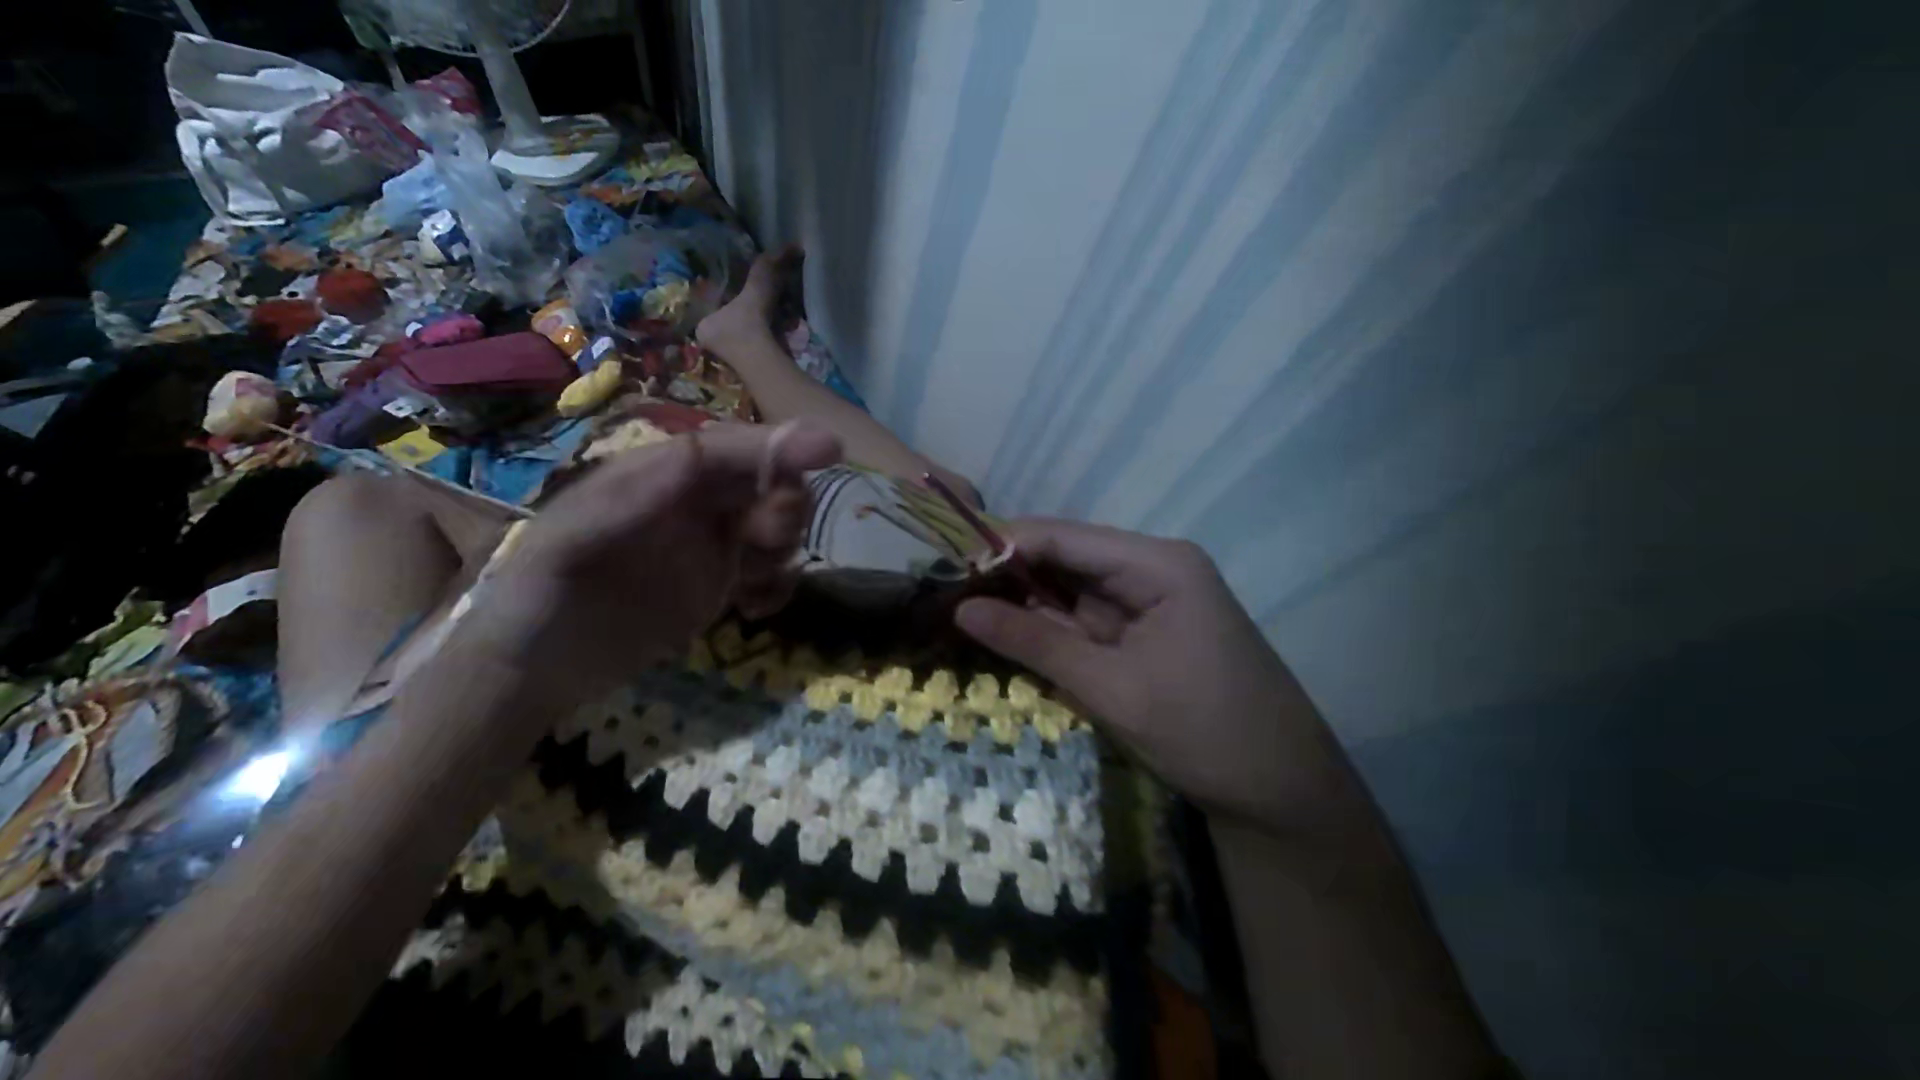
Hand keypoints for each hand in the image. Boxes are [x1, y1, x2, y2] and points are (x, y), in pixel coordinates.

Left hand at [472, 421, 840, 698]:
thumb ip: (627, 501)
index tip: (828, 448)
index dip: (775, 444)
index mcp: (654, 481)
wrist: (533, 674)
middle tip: (766, 540)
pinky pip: (771, 575)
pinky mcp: (718, 589)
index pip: (724, 451)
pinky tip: (755, 610)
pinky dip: (779, 587)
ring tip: (752, 585)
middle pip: (763, 484)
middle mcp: (689, 507)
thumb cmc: (536, 600)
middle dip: (783, 503)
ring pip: (775, 527)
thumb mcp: (566, 545)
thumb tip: (695, 455)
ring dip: (783, 547)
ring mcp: (708, 549)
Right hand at [956, 520, 1370, 841]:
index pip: (1064, 537)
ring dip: (1023, 600)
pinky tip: (1005, 629)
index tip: (946, 566)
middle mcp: (1153, 569)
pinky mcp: (1144, 633)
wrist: (1280, 793)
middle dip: (1008, 574)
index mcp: (1157, 564)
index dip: (1002, 546)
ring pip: (1071, 589)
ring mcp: (1150, 602)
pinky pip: (1086, 619)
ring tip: (961, 608)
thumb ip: (1035, 642)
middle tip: (944, 592)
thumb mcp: (1111, 687)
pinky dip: (1048, 627)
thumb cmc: (1203, 731)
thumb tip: (961, 608)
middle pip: (1066, 558)